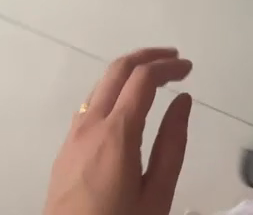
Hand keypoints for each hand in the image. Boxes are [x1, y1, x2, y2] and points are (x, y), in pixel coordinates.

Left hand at [44, 48, 193, 214]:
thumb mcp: (157, 196)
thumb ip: (172, 144)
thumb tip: (183, 100)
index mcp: (116, 132)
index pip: (143, 78)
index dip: (168, 66)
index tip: (188, 68)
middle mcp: (90, 124)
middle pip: (117, 69)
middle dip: (147, 56)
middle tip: (174, 59)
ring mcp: (73, 135)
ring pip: (101, 84)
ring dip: (128, 72)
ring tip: (155, 78)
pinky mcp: (64, 150)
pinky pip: (90, 105)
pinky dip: (112, 91)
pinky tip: (127, 106)